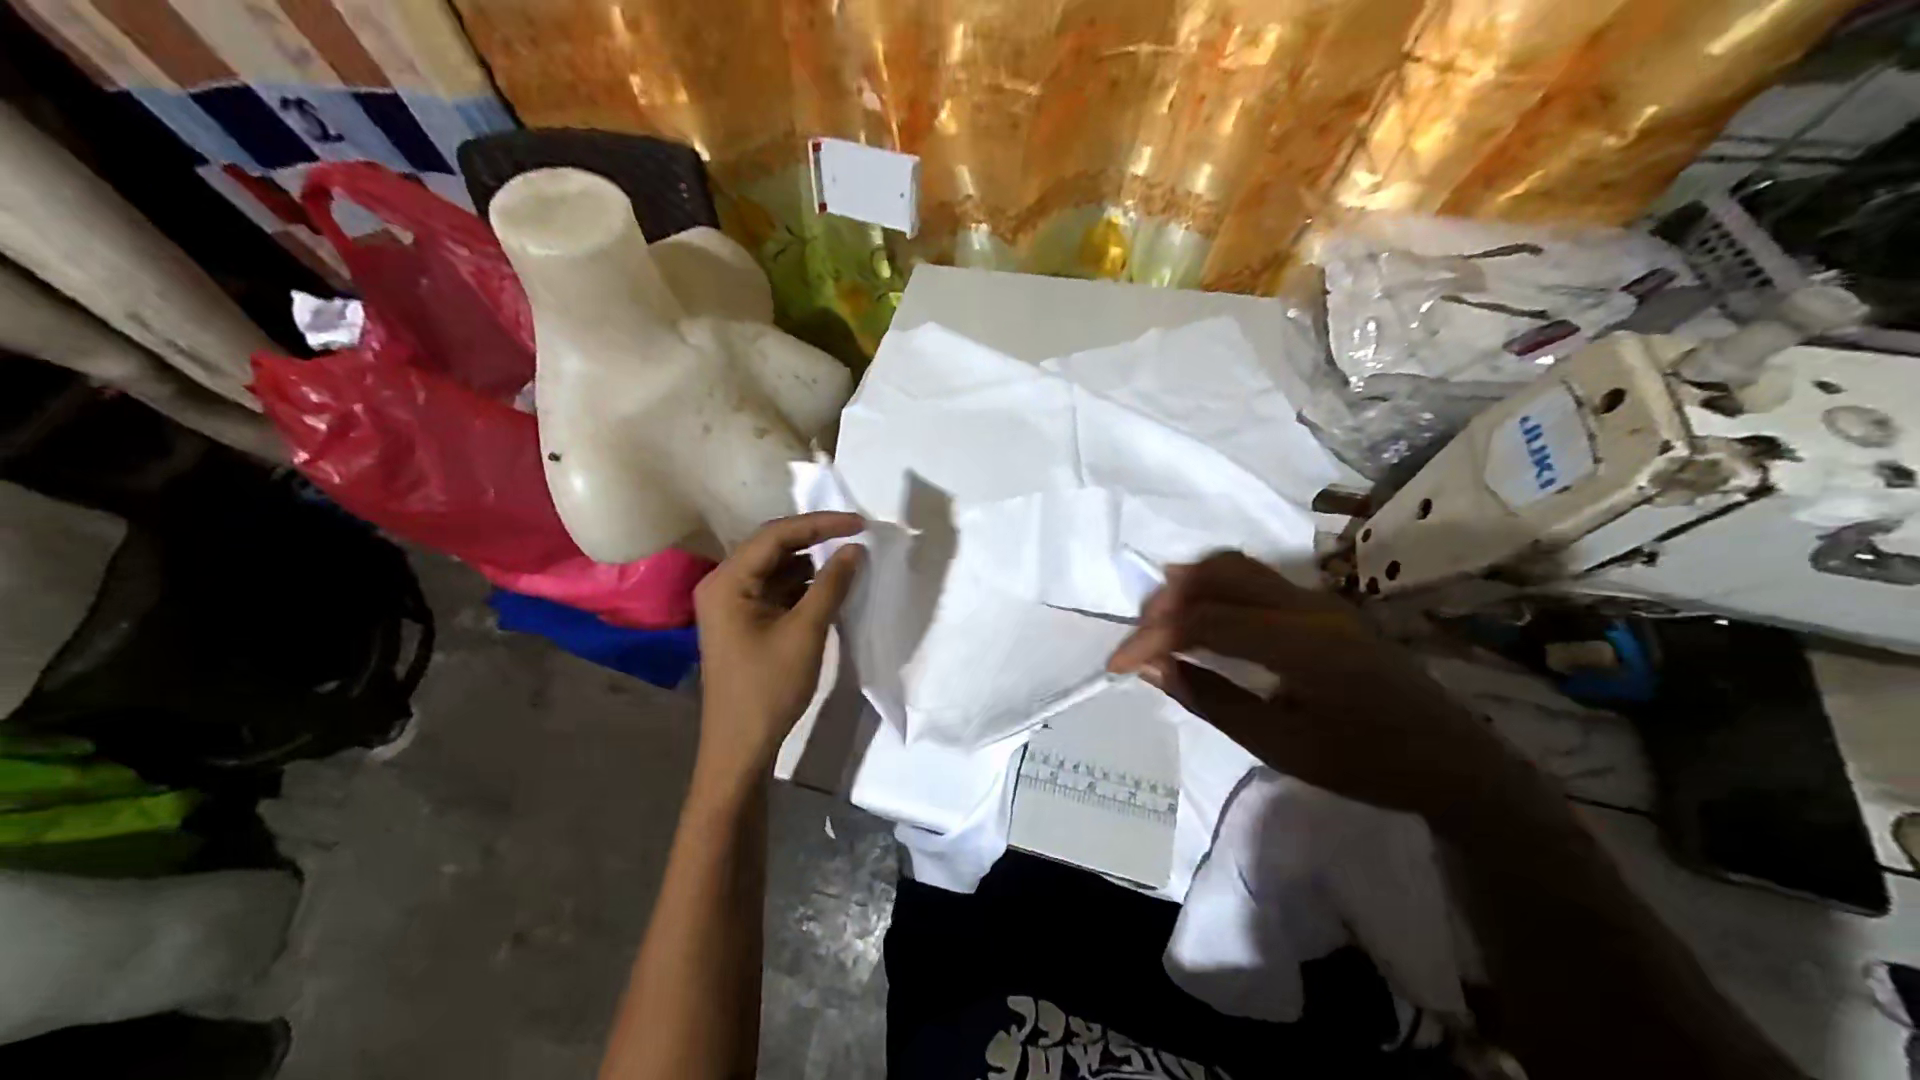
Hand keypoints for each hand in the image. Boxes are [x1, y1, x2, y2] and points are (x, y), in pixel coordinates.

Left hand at [692, 512, 863, 784]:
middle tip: (857, 534)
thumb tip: (855, 549)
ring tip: (849, 558)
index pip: (776, 535)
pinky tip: (830, 586)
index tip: (860, 523)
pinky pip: (775, 589)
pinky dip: (803, 585)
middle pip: (773, 546)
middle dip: (816, 539)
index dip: (820, 524)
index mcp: (728, 581)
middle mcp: (723, 584)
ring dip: (811, 562)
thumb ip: (831, 585)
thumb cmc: (768, 688)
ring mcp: (731, 604)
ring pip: (776, 568)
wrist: (741, 745)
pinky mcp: (743, 621)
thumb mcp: (805, 632)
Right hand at [1108, 552, 1526, 827]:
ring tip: (1161, 623)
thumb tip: (1154, 667)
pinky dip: (1216, 589)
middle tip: (1139, 639)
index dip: (1152, 636)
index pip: (1205, 620)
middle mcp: (1309, 606)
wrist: (1455, 761)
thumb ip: (1212, 699)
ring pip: (1238, 567)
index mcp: (1301, 644)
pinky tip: (1201, 615)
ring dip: (1190, 587)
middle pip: (1219, 572)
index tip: (1118, 664)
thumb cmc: (1366, 764)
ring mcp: (1320, 599)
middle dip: (1167, 601)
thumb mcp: (1280, 745)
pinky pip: (1256, 579)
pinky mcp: (1324, 605)